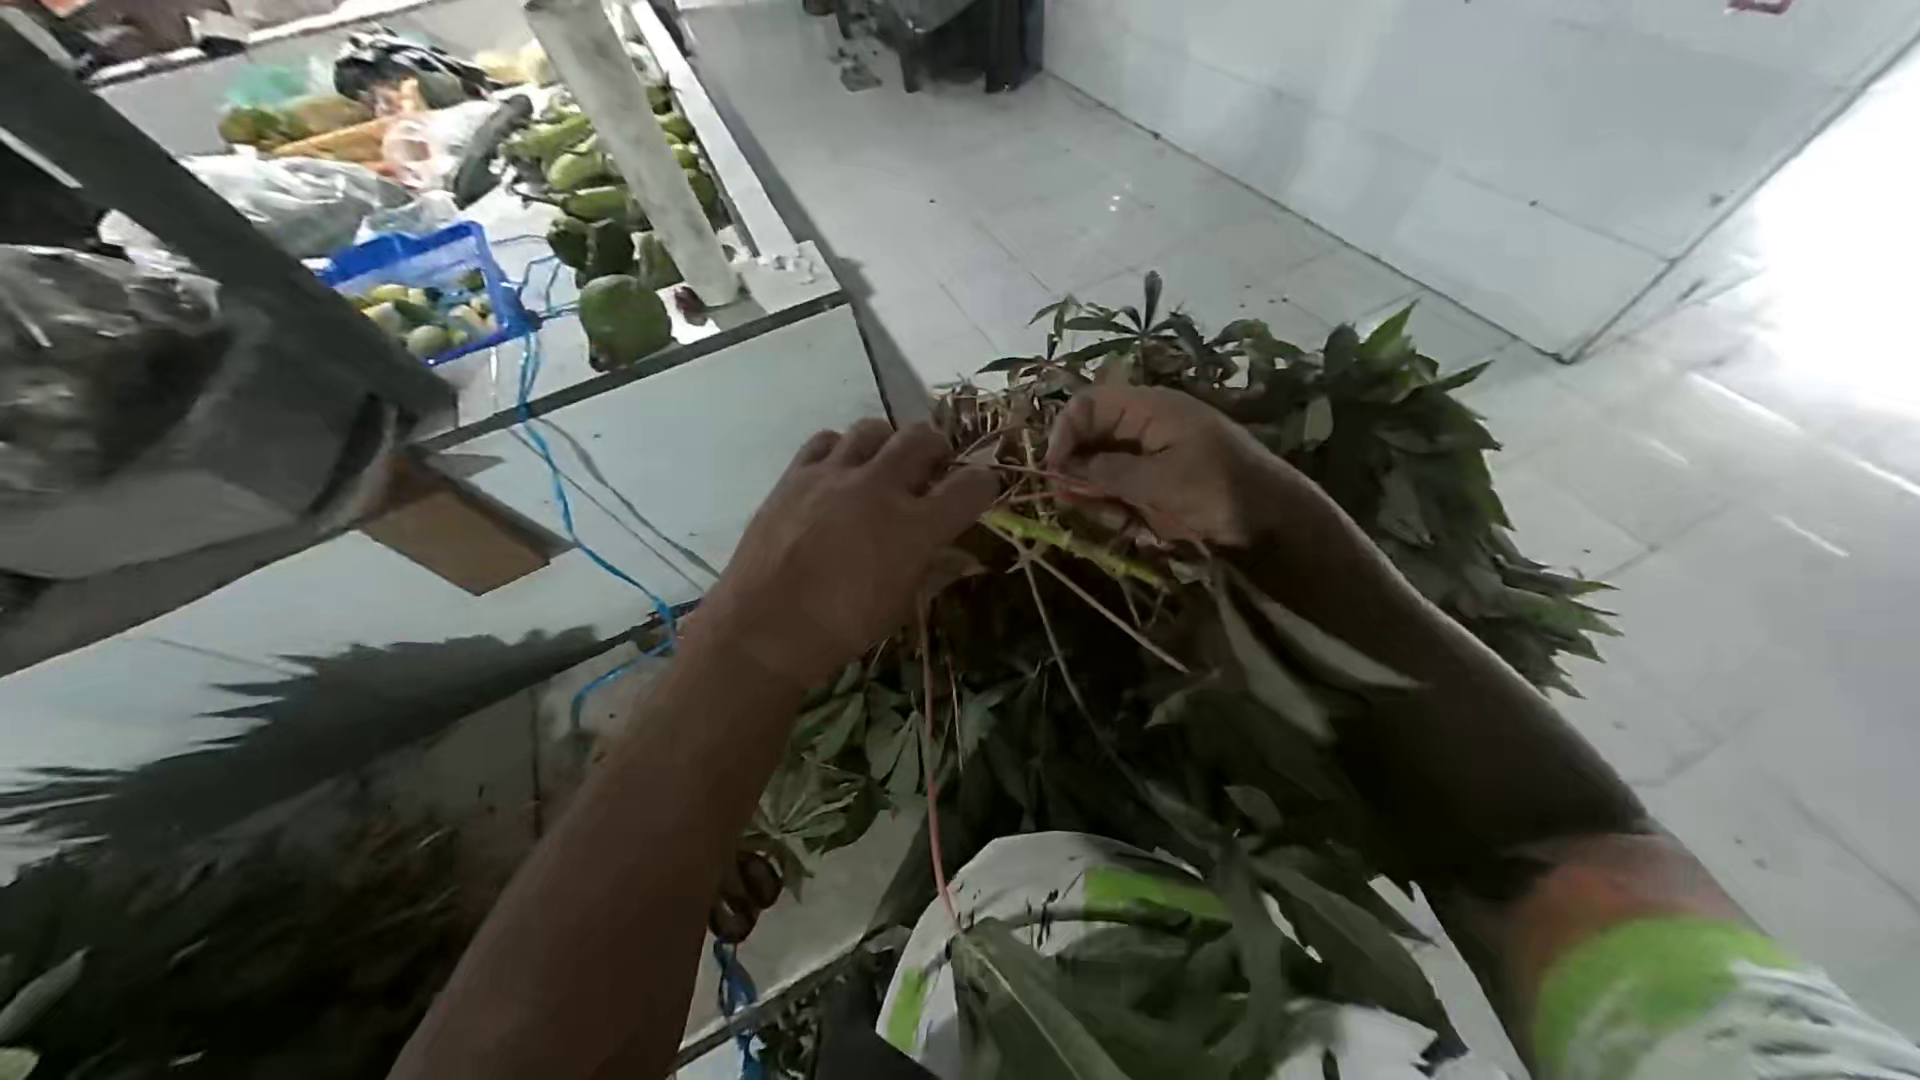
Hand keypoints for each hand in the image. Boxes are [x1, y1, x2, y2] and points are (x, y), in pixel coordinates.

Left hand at [688, 420, 997, 692]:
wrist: (765, 629)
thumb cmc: (842, 628)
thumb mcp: (901, 604)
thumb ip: (931, 565)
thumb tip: (952, 548)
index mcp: (915, 527)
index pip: (972, 485)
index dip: (984, 485)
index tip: (979, 491)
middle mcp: (879, 488)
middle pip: (923, 437)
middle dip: (937, 449)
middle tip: (931, 468)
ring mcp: (834, 475)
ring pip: (874, 428)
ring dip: (888, 443)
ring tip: (881, 466)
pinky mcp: (796, 474)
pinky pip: (827, 440)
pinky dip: (841, 449)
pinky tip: (839, 471)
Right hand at [1046, 385, 1332, 547]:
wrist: (1273, 522)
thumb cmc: (1220, 490)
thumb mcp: (1159, 481)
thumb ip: (1106, 472)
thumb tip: (1061, 467)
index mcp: (1148, 409)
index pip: (1087, 405)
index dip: (1064, 433)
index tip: (1054, 470)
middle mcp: (1142, 427)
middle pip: (1087, 441)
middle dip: (1080, 475)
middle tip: (1081, 506)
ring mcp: (1148, 458)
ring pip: (1098, 473)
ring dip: (1099, 499)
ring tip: (1122, 521)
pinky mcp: (1153, 485)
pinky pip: (1118, 494)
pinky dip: (1118, 511)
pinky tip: (1134, 527)